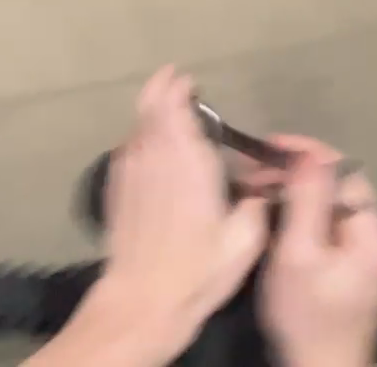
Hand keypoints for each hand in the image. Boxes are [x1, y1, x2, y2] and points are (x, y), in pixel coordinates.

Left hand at [55, 68, 268, 364]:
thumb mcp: (243, 242)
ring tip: (165, 108)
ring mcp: (130, 166)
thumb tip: (260, 188)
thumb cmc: (198, 269)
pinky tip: (149, 146)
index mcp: (187, 159)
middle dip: (161, 87)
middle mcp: (155, 152)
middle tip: (174, 80)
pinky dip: (139, 136)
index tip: (188, 81)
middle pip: (151, 104)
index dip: (179, 88)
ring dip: (150, 109)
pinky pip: (128, 146)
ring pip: (138, 123)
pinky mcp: (116, 183)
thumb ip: (253, 206)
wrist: (143, 296)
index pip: (175, 106)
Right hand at [255, 138, 376, 366]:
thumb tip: (309, 153)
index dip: (305, 151)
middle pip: (339, 184)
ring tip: (258, 187)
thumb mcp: (297, 254)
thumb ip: (306, 199)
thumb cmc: (306, 317)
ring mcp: (368, 256)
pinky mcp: (353, 269)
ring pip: (331, 202)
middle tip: (254, 170)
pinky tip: (275, 213)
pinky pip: (328, 223)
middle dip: (296, 169)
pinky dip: (302, 210)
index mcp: (373, 234)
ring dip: (296, 189)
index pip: (343, 169)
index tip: (265, 148)